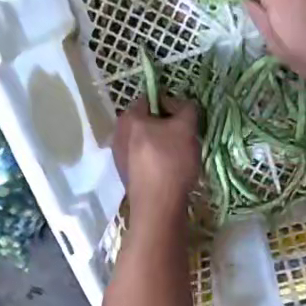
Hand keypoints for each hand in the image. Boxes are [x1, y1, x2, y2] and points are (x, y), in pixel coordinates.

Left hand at [114, 96, 199, 213]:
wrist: (158, 206)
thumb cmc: (171, 162)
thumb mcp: (186, 128)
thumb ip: (187, 108)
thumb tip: (183, 105)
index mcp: (129, 117)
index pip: (151, 98)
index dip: (170, 103)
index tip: (185, 118)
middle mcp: (118, 133)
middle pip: (147, 121)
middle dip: (166, 125)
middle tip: (185, 136)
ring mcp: (119, 156)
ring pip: (146, 141)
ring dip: (162, 144)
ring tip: (180, 156)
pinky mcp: (125, 175)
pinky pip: (143, 159)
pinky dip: (156, 160)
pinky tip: (169, 171)